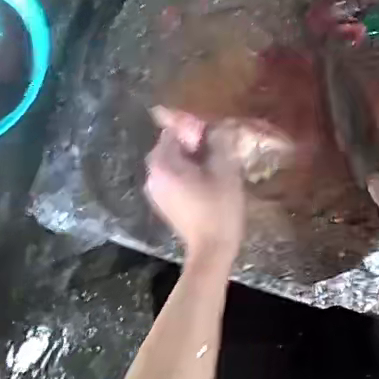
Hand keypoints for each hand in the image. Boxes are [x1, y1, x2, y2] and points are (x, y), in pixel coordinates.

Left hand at [145, 107, 245, 264]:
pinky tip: (207, 182)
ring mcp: (155, 192)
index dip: (194, 128)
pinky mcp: (163, 204)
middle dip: (193, 144)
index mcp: (163, 164)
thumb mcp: (225, 171)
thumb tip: (218, 128)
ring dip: (191, 160)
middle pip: (171, 147)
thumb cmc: (219, 209)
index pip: (173, 131)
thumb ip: (219, 142)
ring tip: (215, 164)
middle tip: (218, 148)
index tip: (215, 135)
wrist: (211, 251)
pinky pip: (173, 179)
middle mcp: (152, 176)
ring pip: (173, 164)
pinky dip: (187, 175)